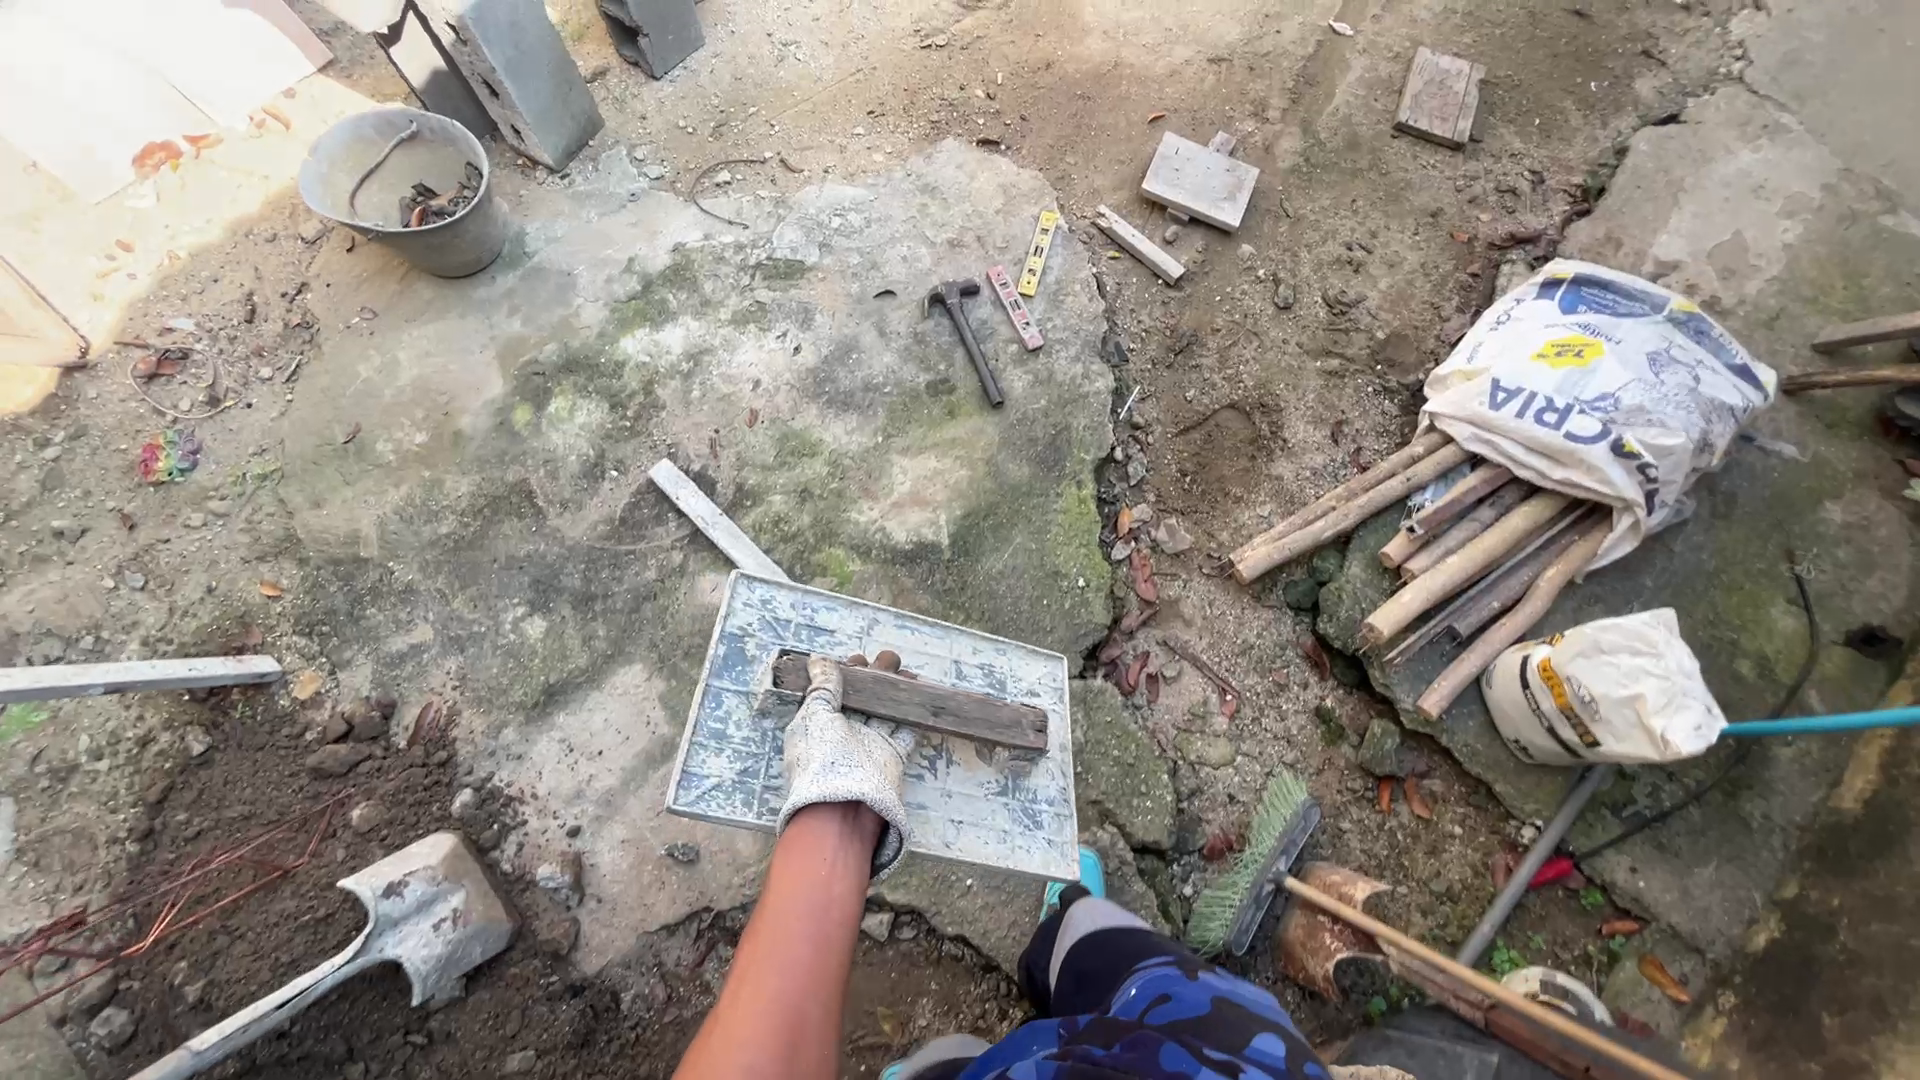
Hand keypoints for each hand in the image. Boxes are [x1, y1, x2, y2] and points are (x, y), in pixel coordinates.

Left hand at [777, 655, 916, 878]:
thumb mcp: (814, 716)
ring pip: (886, 709)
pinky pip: (905, 729)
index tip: (858, 660)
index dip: (847, 672)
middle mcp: (845, 732)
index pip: (835, 690)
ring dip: (896, 689)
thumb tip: (819, 659)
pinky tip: (919, 693)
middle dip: (876, 676)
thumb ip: (822, 687)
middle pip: (863, 697)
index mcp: (820, 722)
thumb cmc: (820, 760)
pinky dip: (913, 712)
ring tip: (906, 672)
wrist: (841, 810)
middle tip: (888, 660)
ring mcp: (869, 743)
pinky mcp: (891, 755)